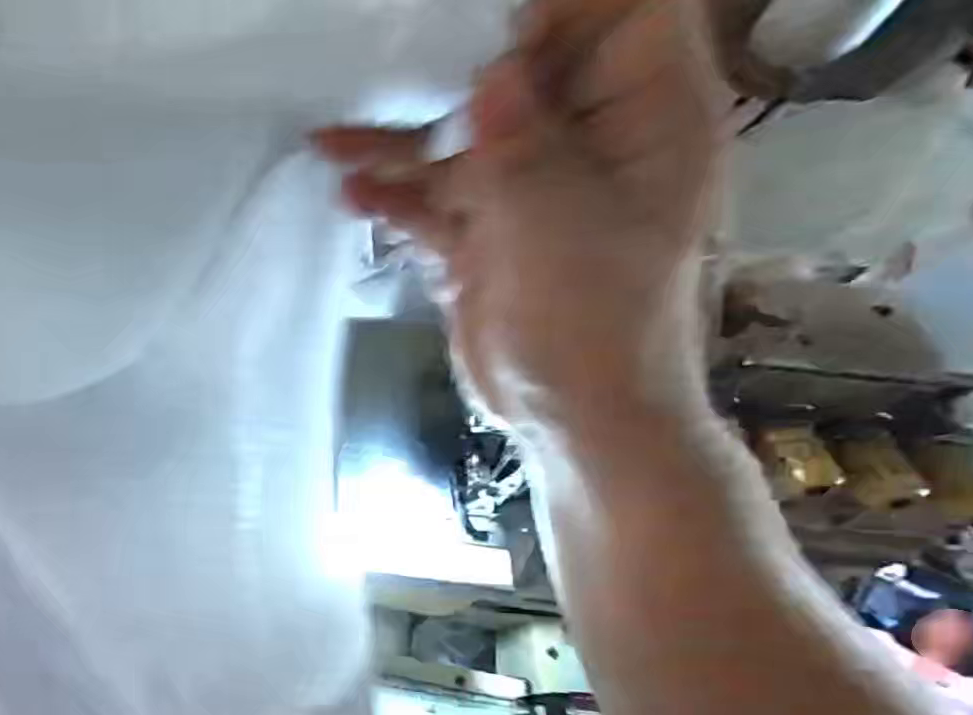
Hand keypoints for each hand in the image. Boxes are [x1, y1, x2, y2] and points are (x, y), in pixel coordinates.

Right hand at [316, 0, 731, 437]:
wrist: (570, 415)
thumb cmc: (593, 323)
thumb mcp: (560, 227)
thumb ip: (524, 148)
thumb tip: (494, 72)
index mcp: (642, 120)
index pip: (614, 20)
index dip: (550, 10)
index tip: (467, 19)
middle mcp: (583, 146)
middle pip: (518, 81)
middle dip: (449, 71)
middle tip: (378, 64)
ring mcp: (526, 197)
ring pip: (460, 149)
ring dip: (398, 145)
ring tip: (330, 139)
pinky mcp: (482, 242)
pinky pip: (433, 206)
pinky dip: (394, 199)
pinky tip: (351, 190)